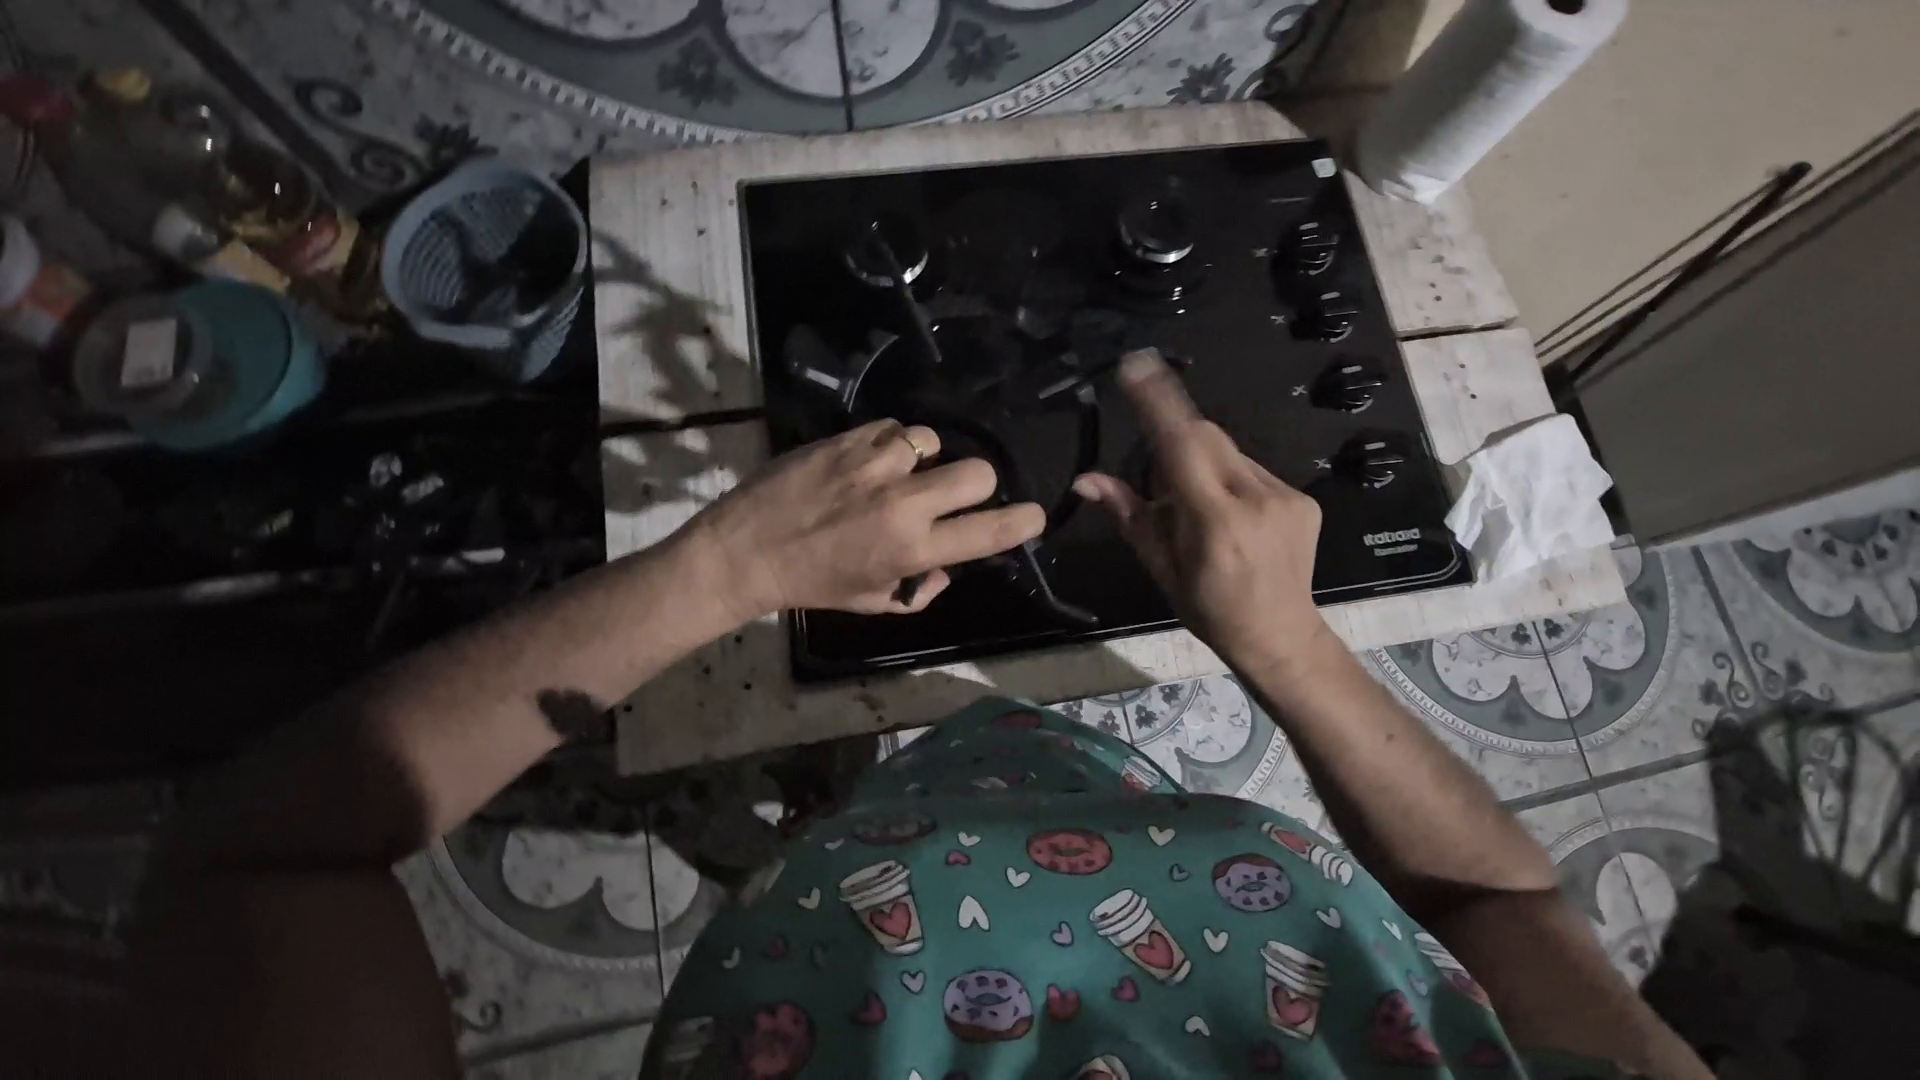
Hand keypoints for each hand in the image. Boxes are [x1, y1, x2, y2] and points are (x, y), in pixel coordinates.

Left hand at [683, 419, 1045, 620]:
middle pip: (977, 472)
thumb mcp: (872, 602)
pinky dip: (892, 445)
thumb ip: (919, 588)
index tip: (1033, 516)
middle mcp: (902, 504)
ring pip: (934, 442)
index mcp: (911, 551)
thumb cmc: (812, 584)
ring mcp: (874, 465)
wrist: (746, 550)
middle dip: (976, 484)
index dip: (1021, 522)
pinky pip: (894, 429)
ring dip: (926, 460)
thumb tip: (944, 568)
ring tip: (900, 473)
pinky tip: (870, 460)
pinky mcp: (848, 440)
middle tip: (952, 494)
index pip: (987, 532)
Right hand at [1072, 349, 1329, 658]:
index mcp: (1215, 521)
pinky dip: (1229, 478)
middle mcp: (1256, 500)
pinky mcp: (1302, 498)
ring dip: (1203, 463)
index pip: (1182, 446)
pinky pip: (1252, 468)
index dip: (1158, 403)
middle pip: (1206, 437)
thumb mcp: (1160, 567)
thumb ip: (1128, 514)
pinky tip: (1231, 516)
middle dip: (1174, 440)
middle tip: (1161, 480)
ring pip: (1229, 451)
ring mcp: (1285, 496)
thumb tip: (1085, 480)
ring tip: (1200, 509)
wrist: (1280, 634)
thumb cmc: (1208, 609)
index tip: (1137, 366)